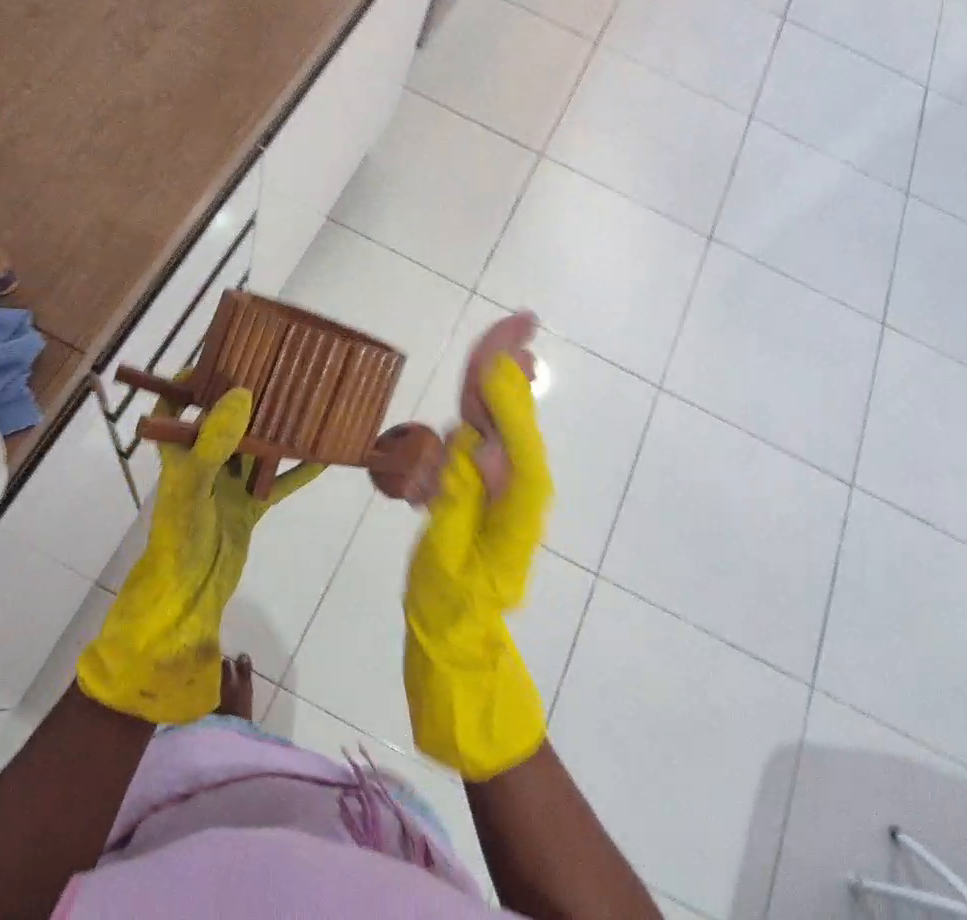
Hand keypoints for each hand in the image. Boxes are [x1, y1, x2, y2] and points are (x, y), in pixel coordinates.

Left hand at [76, 388, 321, 724]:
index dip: (188, 381)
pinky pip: (278, 481)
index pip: (174, 406)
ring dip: (278, 430)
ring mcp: (228, 485)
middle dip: (247, 398)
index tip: (218, 359)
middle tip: (277, 372)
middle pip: (224, 421)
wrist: (190, 594)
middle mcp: (203, 463)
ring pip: (256, 448)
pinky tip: (324, 453)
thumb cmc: (180, 536)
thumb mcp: (192, 486)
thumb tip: (242, 394)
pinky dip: (299, 469)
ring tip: (305, 403)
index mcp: (179, 453)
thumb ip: (214, 442)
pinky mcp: (250, 506)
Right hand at [404, 353, 552, 780]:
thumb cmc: (449, 605)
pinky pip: (484, 445)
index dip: (509, 386)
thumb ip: (459, 496)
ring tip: (510, 337)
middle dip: (509, 370)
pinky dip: (482, 413)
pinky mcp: (485, 497)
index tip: (511, 342)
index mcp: (510, 501)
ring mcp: (501, 492)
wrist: (457, 646)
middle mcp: (513, 489)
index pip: (512, 432)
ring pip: (499, 427)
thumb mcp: (446, 553)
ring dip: (498, 383)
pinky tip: (486, 388)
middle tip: (521, 322)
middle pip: (511, 420)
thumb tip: (478, 443)